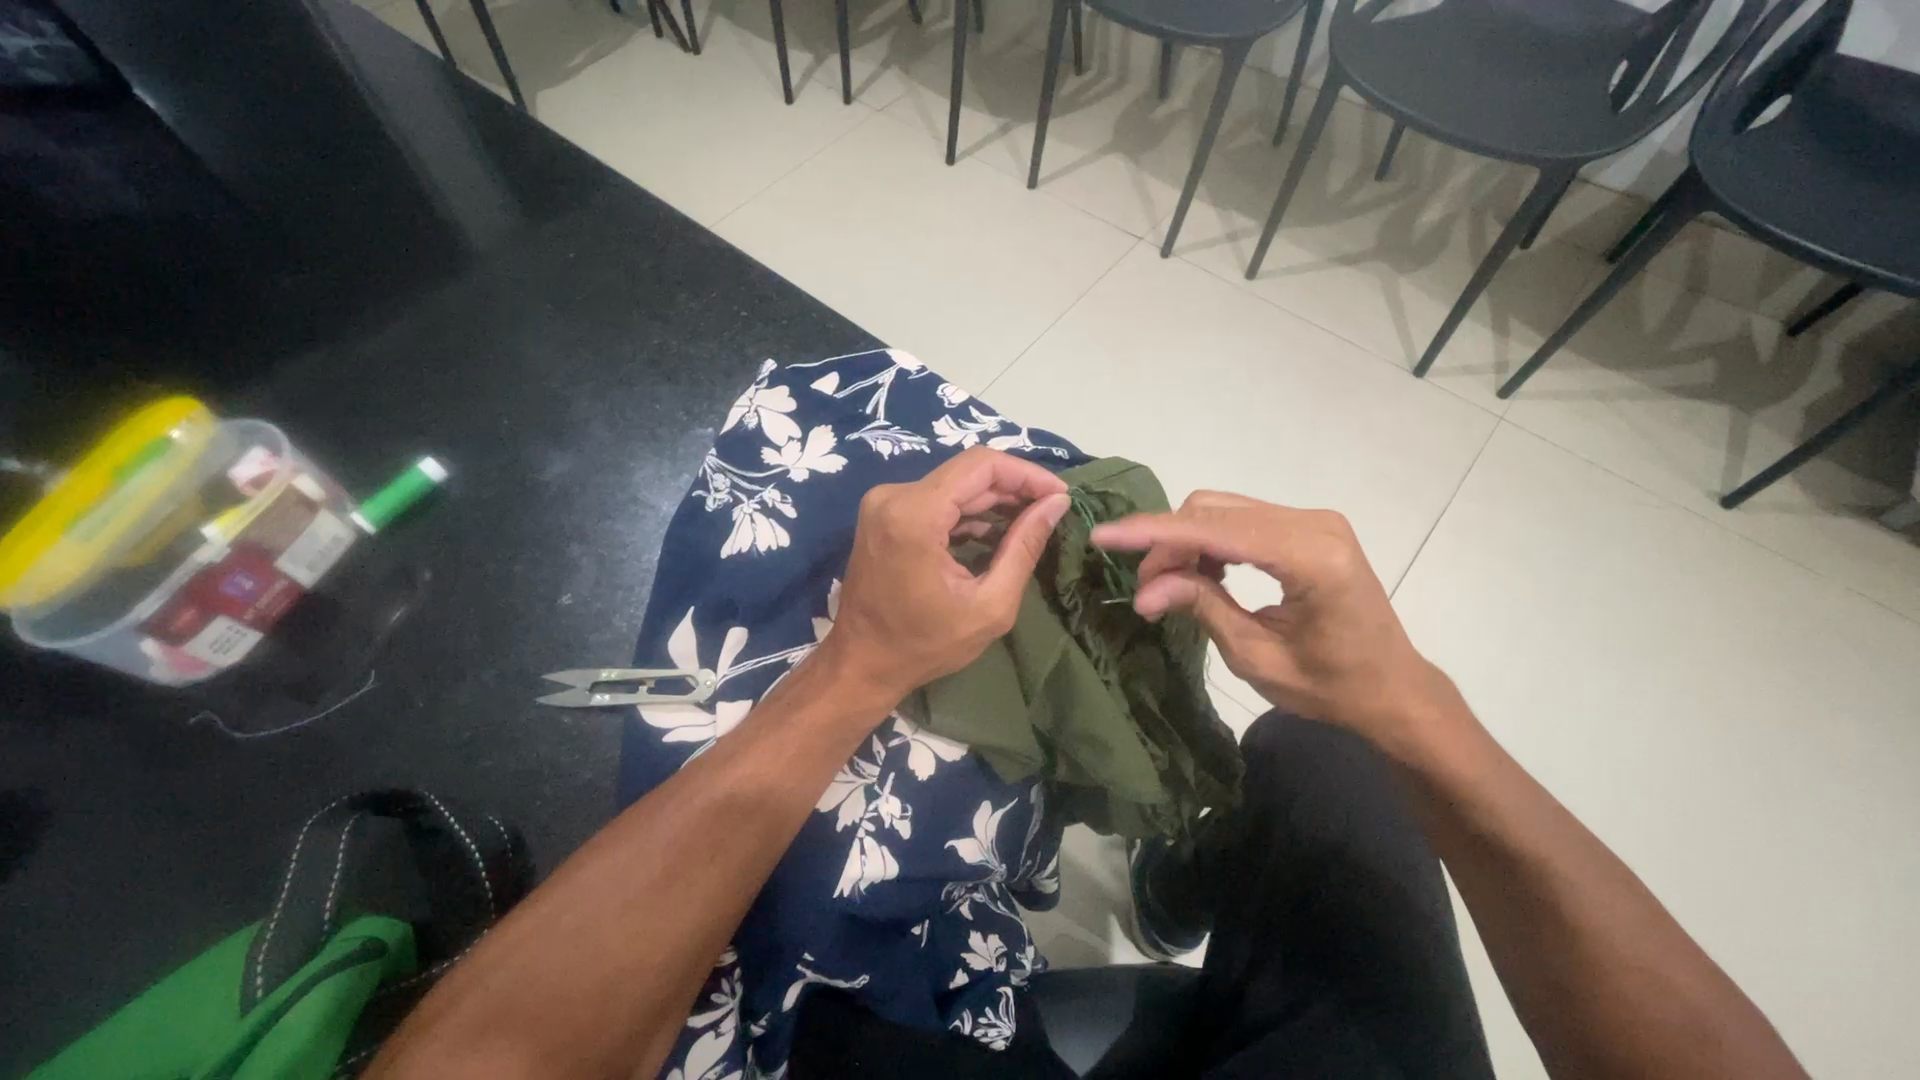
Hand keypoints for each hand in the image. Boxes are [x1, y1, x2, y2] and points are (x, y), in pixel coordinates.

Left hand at [823, 447, 1069, 704]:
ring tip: (1034, 521)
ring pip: (954, 485)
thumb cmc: (924, 645)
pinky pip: (936, 500)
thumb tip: (1057, 504)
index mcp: (915, 514)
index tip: (1061, 494)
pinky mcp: (885, 515)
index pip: (981, 465)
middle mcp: (894, 496)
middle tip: (1053, 510)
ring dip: (994, 500)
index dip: (1027, 473)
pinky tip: (999, 531)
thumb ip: (1024, 548)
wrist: (861, 663)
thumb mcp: (989, 605)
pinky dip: (969, 512)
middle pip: (968, 473)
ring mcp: (885, 503)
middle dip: (1015, 487)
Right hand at [1091, 492, 1462, 757]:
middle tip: (1146, 592)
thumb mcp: (1257, 657)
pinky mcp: (1309, 528)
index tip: (1103, 537)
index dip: (1154, 533)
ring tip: (1169, 588)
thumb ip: (1202, 607)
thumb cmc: (1331, 688)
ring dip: (1186, 542)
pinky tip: (1204, 575)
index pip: (1215, 529)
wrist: (1392, 691)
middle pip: (1213, 509)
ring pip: (1223, 510)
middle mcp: (1314, 524)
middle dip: (1167, 544)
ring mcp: (1314, 521)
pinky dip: (1210, 541)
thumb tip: (1145, 590)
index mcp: (1311, 557)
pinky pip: (1242, 520)